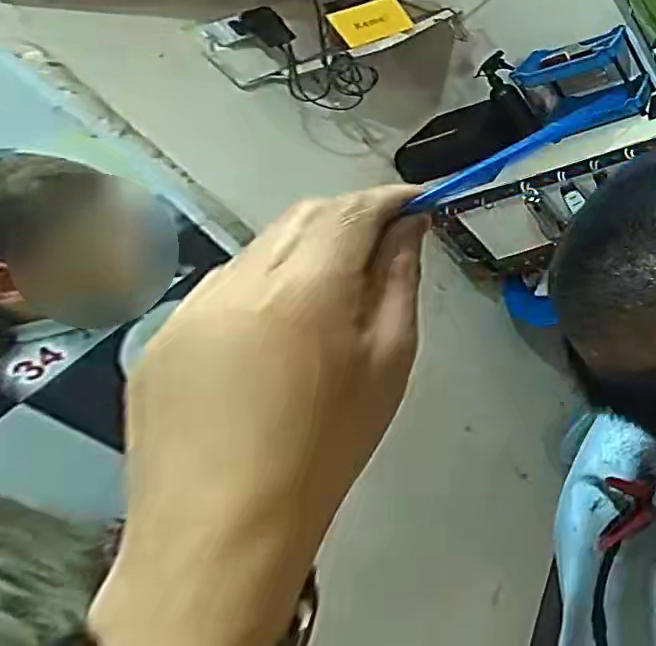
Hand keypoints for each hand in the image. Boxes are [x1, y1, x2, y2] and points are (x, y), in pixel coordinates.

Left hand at [91, 186, 428, 645]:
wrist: (224, 523)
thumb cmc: (334, 435)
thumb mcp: (393, 352)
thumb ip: (399, 278)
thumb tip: (411, 227)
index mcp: (304, 290)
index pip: (352, 211)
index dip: (393, 198)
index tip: (427, 200)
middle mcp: (237, 286)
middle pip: (304, 216)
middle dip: (356, 213)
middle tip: (398, 232)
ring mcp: (188, 312)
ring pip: (263, 244)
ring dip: (313, 242)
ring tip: (348, 276)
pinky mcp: (161, 340)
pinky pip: (228, 282)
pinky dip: (272, 274)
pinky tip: (293, 315)